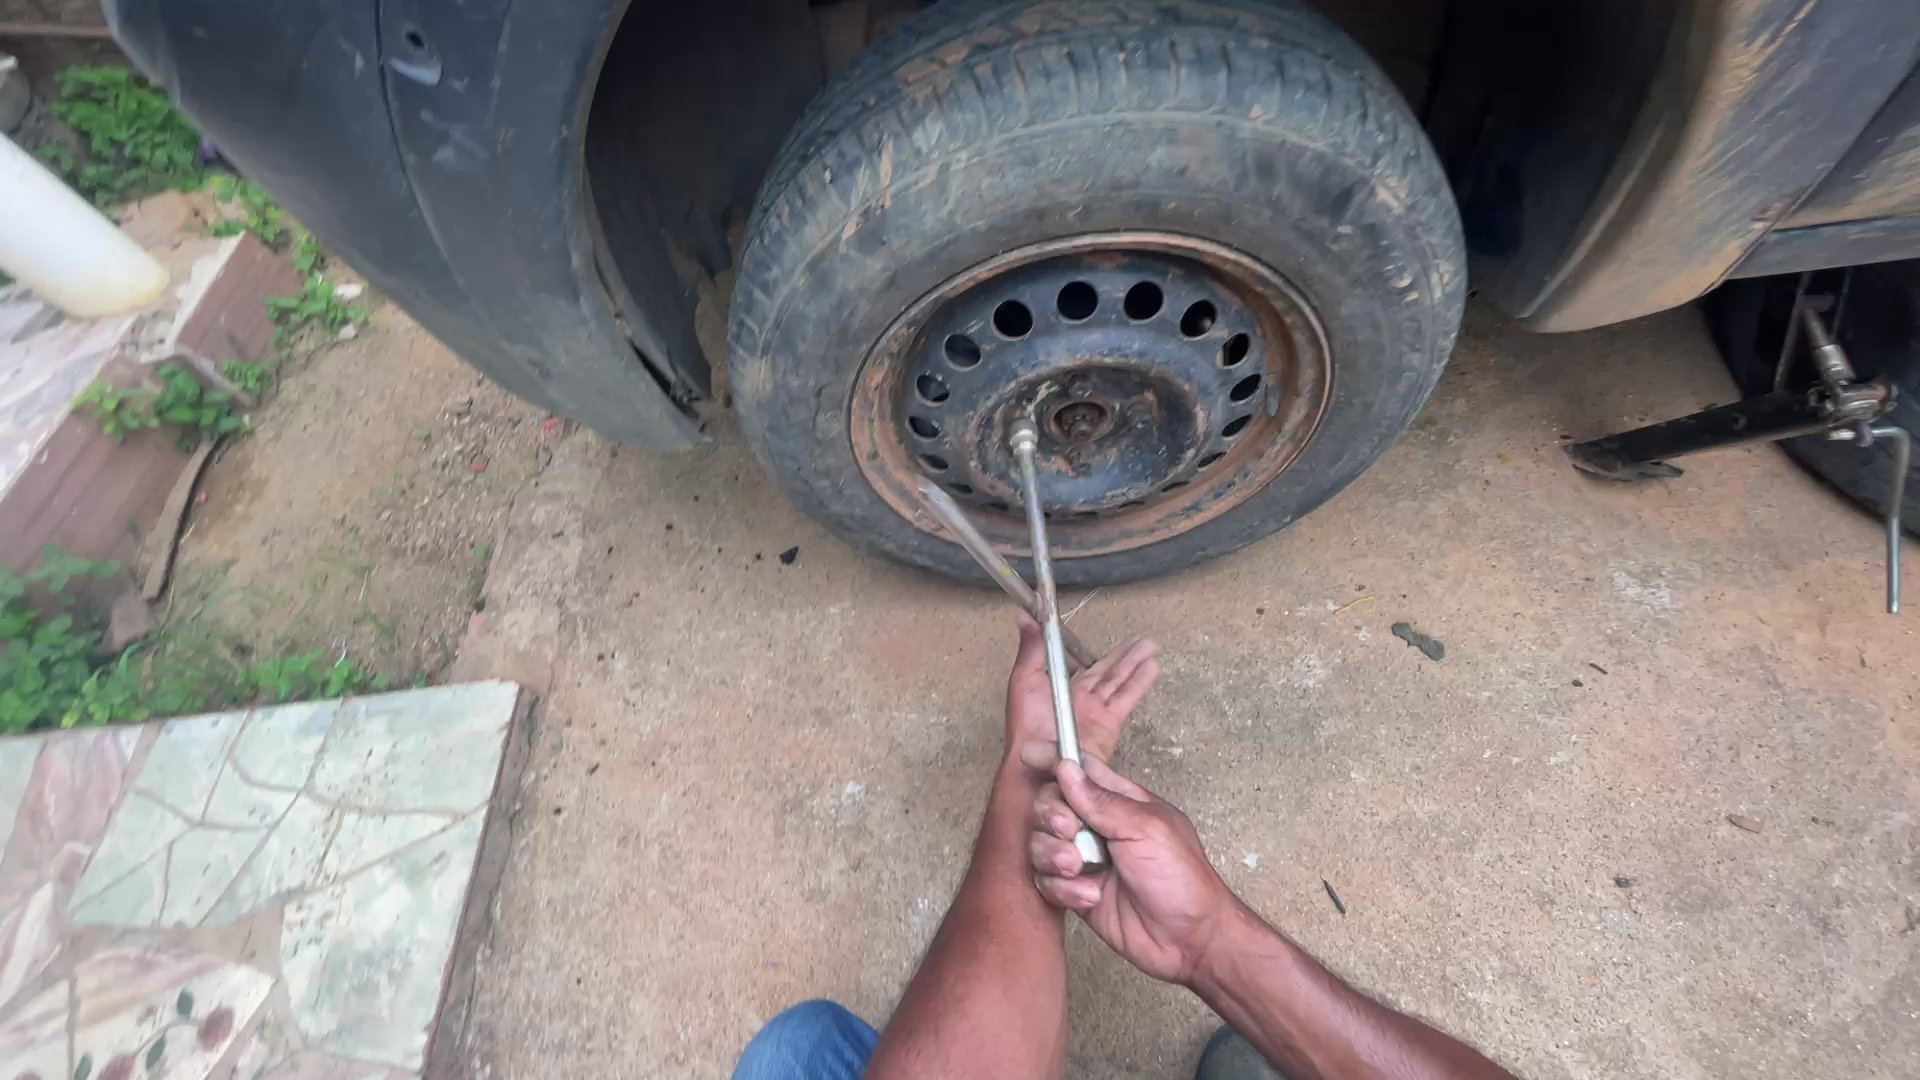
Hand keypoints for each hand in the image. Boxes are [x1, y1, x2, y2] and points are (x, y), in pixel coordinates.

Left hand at [1004, 611, 1157, 762]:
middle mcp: (1080, 698)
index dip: (1095, 650)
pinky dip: (1139, 683)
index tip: (1101, 634)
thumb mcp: (1024, 679)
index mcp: (1059, 687)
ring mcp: (1096, 711)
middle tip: (1141, 639)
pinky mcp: (1109, 724)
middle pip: (1106, 671)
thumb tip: (1024, 616)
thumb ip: (1031, 649)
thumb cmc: (1027, 725)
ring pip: (1118, 680)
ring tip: (1150, 647)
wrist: (1037, 763)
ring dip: (1134, 664)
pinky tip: (1151, 668)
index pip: (1081, 663)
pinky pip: (1126, 698)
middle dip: (1123, 655)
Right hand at [1023, 748, 1239, 985]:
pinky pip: (1046, 881)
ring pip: (1041, 842)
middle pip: (1050, 803)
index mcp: (1119, 801)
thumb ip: (1102, 800)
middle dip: (1051, 815)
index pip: (1079, 769)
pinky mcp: (1076, 891)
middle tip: (1068, 830)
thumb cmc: (1182, 880)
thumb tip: (1067, 768)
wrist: (1189, 941)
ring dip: (1054, 855)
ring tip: (1078, 869)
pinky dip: (1063, 889)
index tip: (1030, 756)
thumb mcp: (1146, 829)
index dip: (1053, 760)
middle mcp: (1097, 826)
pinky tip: (1090, 897)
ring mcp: (1085, 859)